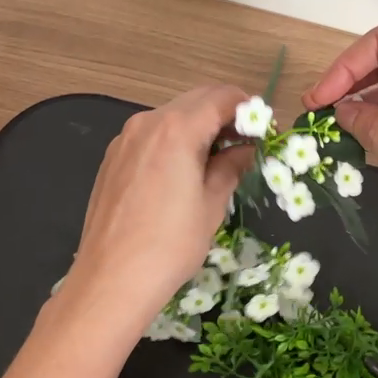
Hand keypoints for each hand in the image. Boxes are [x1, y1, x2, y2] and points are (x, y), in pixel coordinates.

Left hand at [61, 85, 254, 337]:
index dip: (249, 110)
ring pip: (171, 116)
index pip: (222, 98)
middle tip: (247, 144)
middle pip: (196, 100)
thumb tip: (246, 150)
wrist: (111, 279)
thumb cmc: (170, 245)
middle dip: (225, 114)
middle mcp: (147, 123)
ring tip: (218, 159)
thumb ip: (231, 166)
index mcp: (177, 129)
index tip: (265, 131)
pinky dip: (174, 140)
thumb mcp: (211, 205)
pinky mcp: (112, 158)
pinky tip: (185, 170)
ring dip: (199, 127)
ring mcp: (124, 139)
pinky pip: (151, 135)